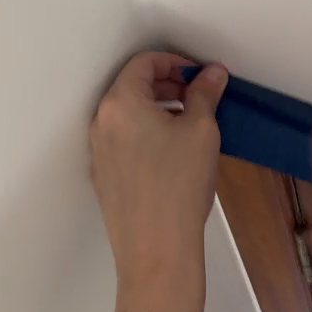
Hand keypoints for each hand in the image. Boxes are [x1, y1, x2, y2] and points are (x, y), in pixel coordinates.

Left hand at [89, 52, 227, 295]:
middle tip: (198, 95)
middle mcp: (102, 122)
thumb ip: (205, 93)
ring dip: (157, 107)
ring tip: (190, 121)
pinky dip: (146, 130)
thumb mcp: (201, 130)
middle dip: (167, 83)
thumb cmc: (180, 185)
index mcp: (121, 103)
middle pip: (132, 85)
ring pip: (128, 112)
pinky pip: (124, 137)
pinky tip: (174, 149)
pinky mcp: (104, 174)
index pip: (143, 63)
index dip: (174, 61)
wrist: (157, 250)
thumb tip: (213, 73)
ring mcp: (99, 150)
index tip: (199, 74)